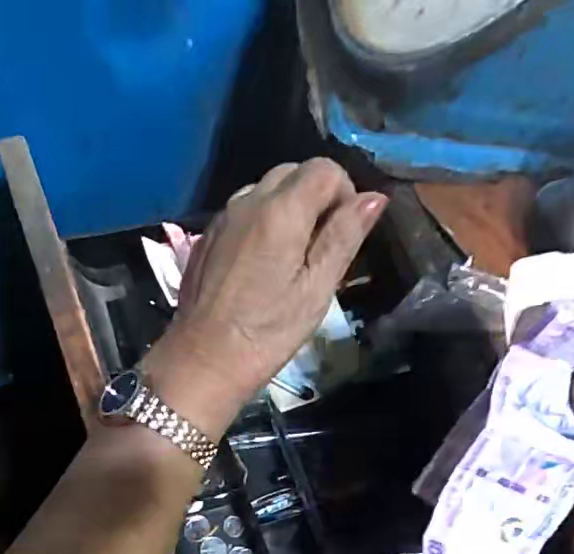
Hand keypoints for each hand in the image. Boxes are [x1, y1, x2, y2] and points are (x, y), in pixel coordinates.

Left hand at [144, 159, 387, 434]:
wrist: (201, 363)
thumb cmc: (266, 334)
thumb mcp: (316, 290)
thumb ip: (344, 237)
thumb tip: (373, 197)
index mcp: (281, 210)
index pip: (326, 169)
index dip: (344, 194)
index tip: (343, 234)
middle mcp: (247, 202)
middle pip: (292, 174)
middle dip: (314, 199)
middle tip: (318, 249)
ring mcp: (221, 220)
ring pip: (263, 192)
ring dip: (284, 211)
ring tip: (288, 260)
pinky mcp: (204, 240)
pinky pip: (240, 215)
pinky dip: (257, 226)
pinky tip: (257, 268)